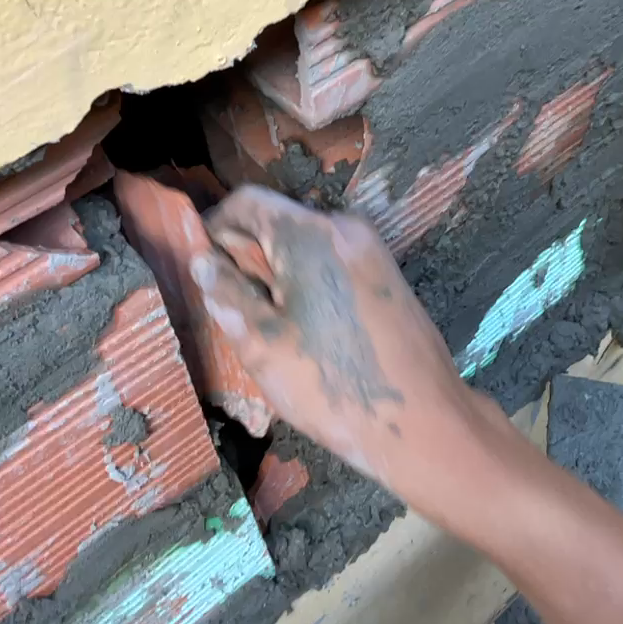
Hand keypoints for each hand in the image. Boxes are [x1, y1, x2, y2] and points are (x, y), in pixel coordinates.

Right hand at [188, 186, 509, 498]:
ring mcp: (371, 249)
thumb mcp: (263, 344)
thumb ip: (226, 293)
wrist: (423, 421)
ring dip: (275, 268)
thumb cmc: (332, 385)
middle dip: (245, 253)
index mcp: (311, 235)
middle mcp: (345, 227)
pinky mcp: (385, 273)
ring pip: (305, 242)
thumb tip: (202, 259)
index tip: (199, 264)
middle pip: (278, 219)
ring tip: (264, 320)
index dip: (214, 226)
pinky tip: (303, 324)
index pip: (247, 201)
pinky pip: (331, 259)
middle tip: (229, 302)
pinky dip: (305, 277)